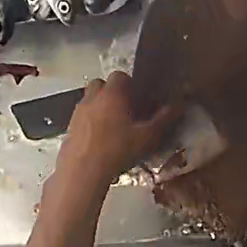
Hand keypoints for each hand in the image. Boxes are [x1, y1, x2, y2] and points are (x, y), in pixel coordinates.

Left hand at [54, 72, 177, 191]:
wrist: (82, 170)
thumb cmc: (117, 149)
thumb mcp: (146, 137)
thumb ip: (162, 119)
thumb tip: (177, 106)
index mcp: (112, 94)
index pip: (120, 76)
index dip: (130, 84)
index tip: (138, 97)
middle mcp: (92, 97)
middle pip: (101, 84)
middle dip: (112, 93)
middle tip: (124, 109)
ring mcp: (78, 112)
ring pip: (90, 100)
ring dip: (100, 106)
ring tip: (112, 125)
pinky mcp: (69, 126)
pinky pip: (82, 116)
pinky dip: (90, 121)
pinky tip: (99, 138)